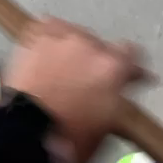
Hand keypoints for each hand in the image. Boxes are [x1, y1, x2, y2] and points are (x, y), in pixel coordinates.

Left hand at [5, 17, 150, 162]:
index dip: (130, 66)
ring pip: (75, 35)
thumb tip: (118, 91)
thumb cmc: (68, 135)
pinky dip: (50, 38)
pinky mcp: (39, 33)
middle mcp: (91, 45)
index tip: (129, 72)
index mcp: (113, 67)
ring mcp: (64, 36)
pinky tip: (48, 53)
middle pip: (100, 46)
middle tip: (86, 81)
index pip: (132, 54)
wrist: (30, 129)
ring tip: (62, 70)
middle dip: (96, 61)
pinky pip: (49, 27)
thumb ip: (117, 96)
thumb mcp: (107, 121)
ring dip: (73, 50)